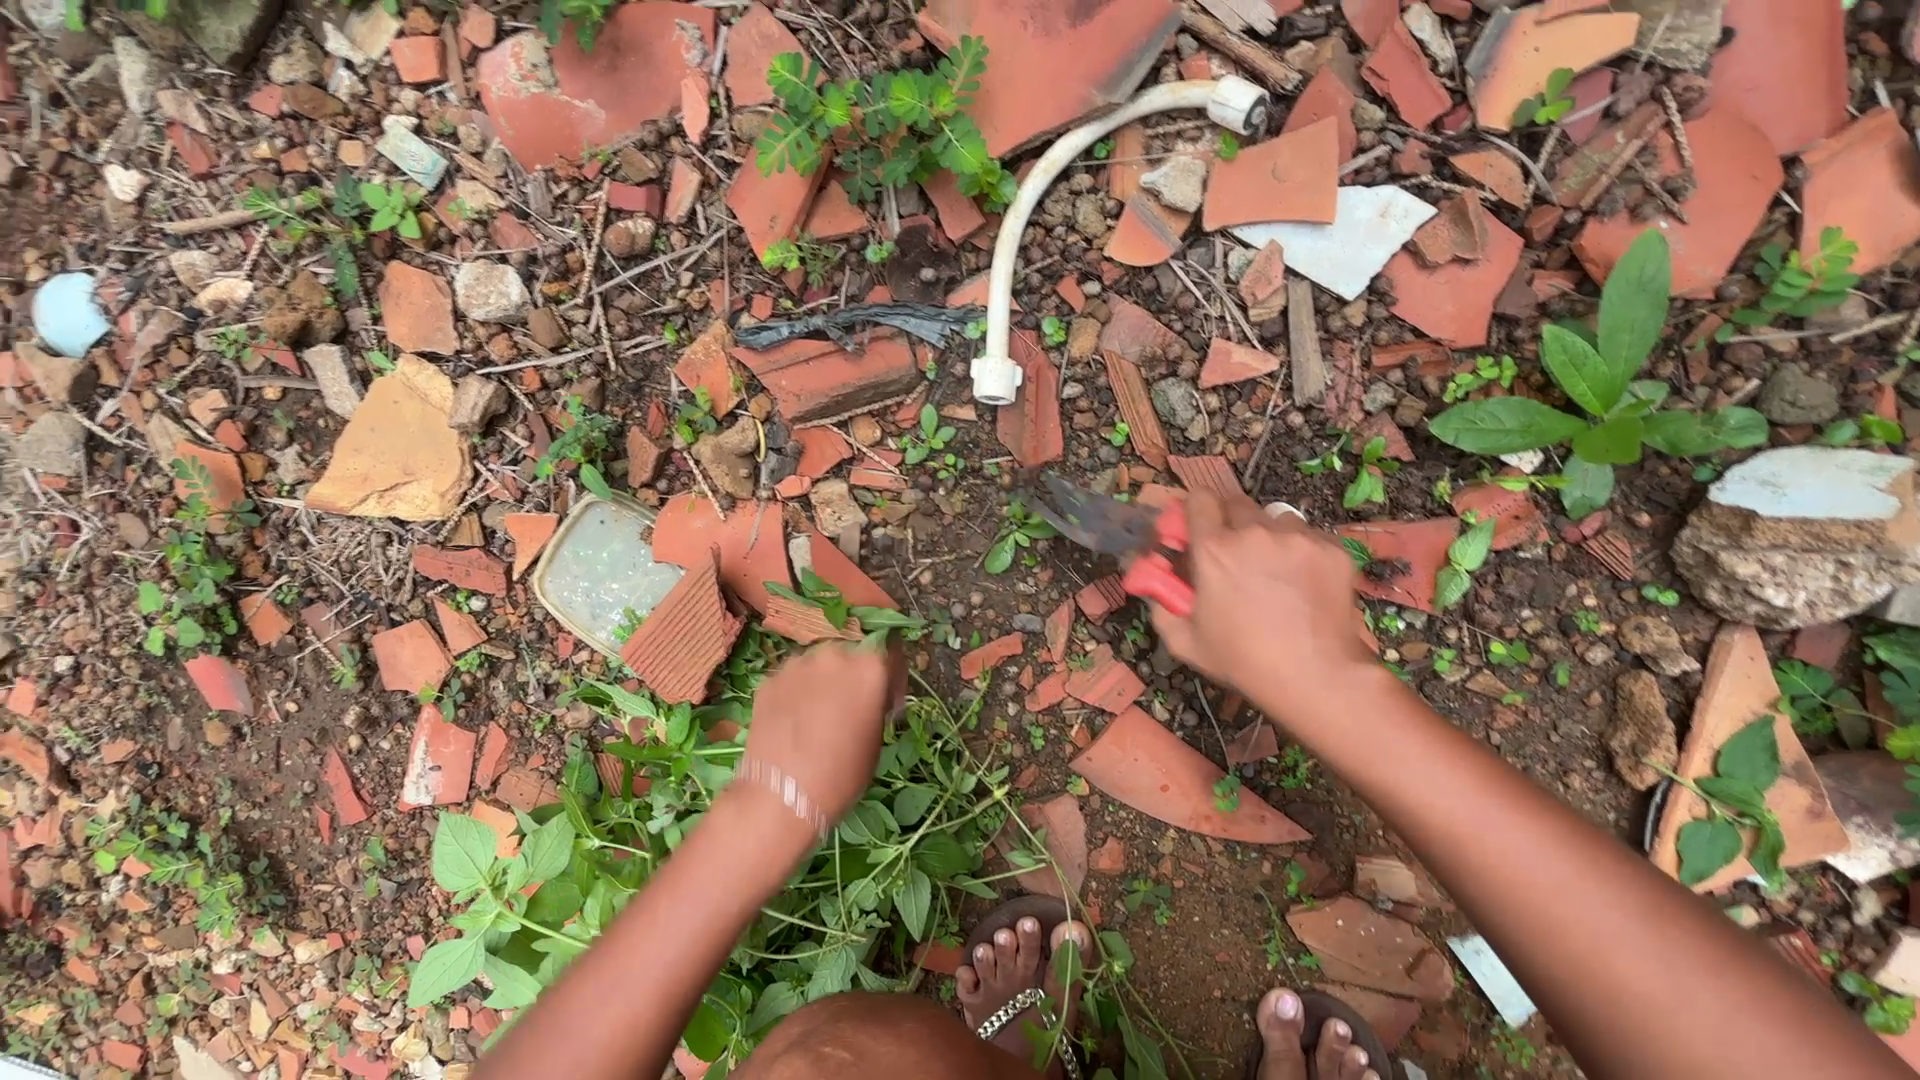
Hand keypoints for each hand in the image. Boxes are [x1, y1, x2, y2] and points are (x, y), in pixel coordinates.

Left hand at [735, 642, 898, 834]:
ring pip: (818, 667)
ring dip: (823, 684)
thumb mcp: (876, 740)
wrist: (782, 795)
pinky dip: (796, 694)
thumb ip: (875, 705)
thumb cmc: (842, 773)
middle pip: (851, 657)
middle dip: (853, 678)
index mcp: (869, 666)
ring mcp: (796, 664)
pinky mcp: (769, 680)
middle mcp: (834, 654)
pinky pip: (791, 681)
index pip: (890, 655)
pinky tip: (793, 723)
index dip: (892, 679)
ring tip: (817, 717)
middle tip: (850, 709)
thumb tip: (867, 699)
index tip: (887, 703)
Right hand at [1149, 492, 1377, 726]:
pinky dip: (1304, 554)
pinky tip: (1305, 585)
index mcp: (1213, 549)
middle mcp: (1254, 533)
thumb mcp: (1185, 641)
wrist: (1316, 676)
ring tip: (1275, 572)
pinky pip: (1311, 538)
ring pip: (1277, 520)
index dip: (1197, 511)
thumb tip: (1156, 584)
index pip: (1199, 499)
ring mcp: (1298, 538)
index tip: (1199, 529)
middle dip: (1232, 523)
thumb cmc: (1243, 661)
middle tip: (1235, 555)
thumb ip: (1162, 605)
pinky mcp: (1332, 549)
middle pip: (1237, 505)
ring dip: (1270, 537)